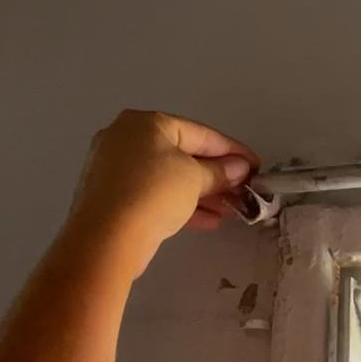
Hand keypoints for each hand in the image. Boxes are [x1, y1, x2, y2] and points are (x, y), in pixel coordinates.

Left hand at [65, 111, 259, 278]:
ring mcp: (116, 169)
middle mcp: (126, 139)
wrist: (105, 238)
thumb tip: (240, 168)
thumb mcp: (195, 178)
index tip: (256, 167)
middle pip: (183, 154)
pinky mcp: (112, 197)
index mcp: (146, 123)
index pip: (199, 133)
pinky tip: (209, 221)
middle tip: (244, 191)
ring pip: (169, 177)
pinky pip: (154, 194)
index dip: (232, 150)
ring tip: (231, 210)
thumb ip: (220, 171)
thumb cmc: (153, 193)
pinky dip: (181, 204)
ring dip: (203, 193)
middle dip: (217, 175)